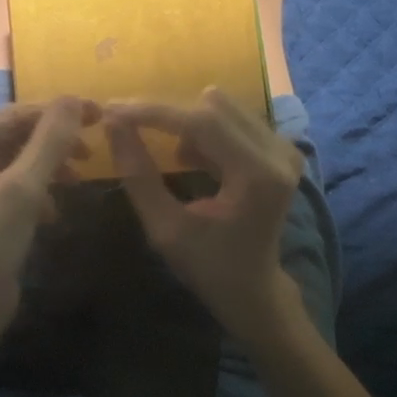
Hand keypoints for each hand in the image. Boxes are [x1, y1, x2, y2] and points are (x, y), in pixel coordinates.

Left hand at [0, 97, 96, 334]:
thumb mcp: (23, 188)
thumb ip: (50, 141)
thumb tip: (75, 97)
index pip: (14, 114)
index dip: (58, 112)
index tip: (101, 117)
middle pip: (16, 137)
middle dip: (55, 143)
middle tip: (93, 154)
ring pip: (19, 165)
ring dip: (51, 170)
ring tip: (78, 183)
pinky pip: (16, 192)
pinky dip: (39, 196)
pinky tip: (54, 215)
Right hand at [105, 88, 303, 339]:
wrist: (253, 289)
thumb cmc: (207, 266)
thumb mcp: (165, 228)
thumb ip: (138, 175)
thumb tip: (112, 124)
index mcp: (257, 175)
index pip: (202, 122)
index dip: (153, 112)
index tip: (112, 109)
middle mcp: (279, 153)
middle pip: (213, 107)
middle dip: (166, 115)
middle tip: (127, 127)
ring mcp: (284, 149)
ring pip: (222, 108)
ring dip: (186, 125)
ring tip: (173, 159)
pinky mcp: (281, 149)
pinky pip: (233, 120)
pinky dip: (203, 133)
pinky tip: (193, 161)